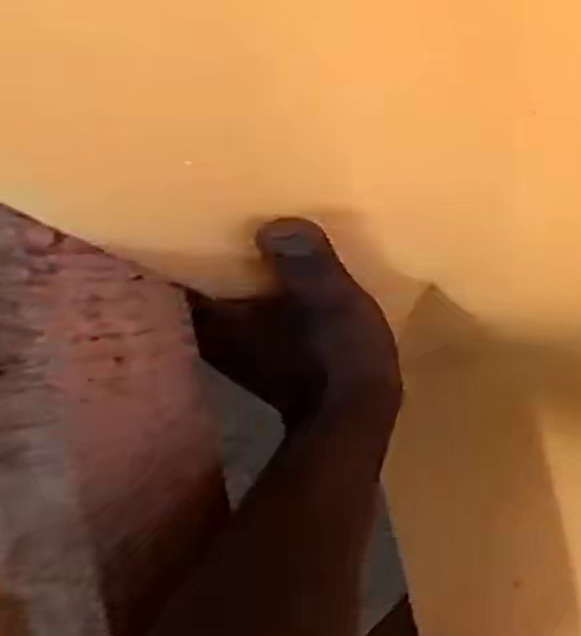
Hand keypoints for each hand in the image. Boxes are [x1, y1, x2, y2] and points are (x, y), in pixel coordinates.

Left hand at [188, 218, 399, 429]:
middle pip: (200, 290)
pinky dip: (262, 308)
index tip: (179, 223)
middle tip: (230, 232)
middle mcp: (209, 336)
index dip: (174, 248)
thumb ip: (306, 262)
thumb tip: (277, 222)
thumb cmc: (334, 352)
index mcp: (212, 317)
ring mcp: (236, 353)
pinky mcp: (266, 363)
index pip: (171, 275)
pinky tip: (287, 298)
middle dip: (214, 264)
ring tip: (264, 258)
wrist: (354, 413)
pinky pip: (253, 323)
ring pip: (227, 308)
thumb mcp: (330, 299)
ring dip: (241, 287)